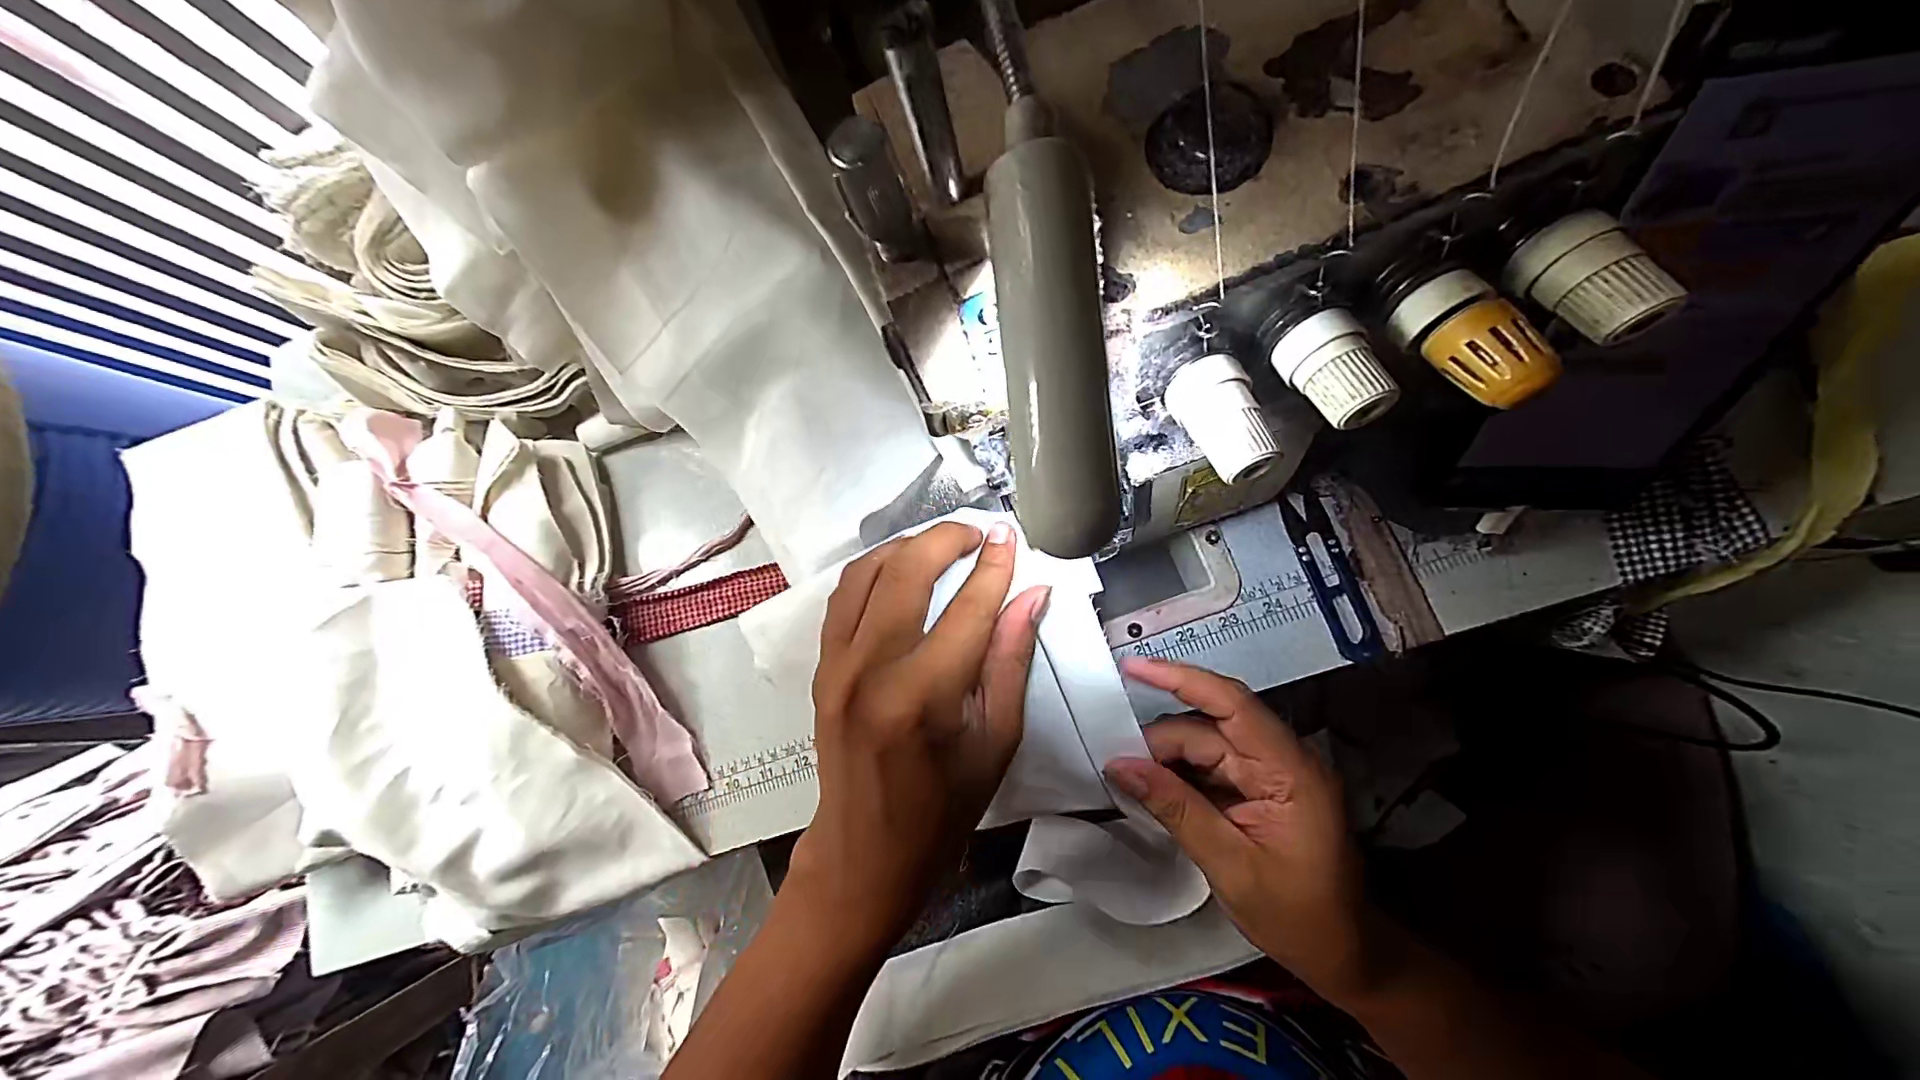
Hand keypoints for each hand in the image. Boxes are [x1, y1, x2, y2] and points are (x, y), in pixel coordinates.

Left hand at [790, 521, 1050, 944]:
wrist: (865, 852)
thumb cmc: (943, 810)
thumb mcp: (996, 741)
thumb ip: (1011, 660)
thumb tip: (1031, 595)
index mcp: (924, 696)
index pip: (968, 607)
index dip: (994, 566)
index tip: (1009, 538)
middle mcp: (872, 669)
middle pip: (908, 571)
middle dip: (947, 539)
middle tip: (978, 534)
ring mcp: (837, 665)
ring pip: (866, 573)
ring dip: (906, 546)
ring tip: (942, 545)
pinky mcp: (821, 668)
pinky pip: (844, 598)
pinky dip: (874, 571)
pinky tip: (900, 571)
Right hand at [1104, 657, 1380, 1002]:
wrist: (1345, 955)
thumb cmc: (1300, 917)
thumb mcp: (1231, 866)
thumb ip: (1176, 809)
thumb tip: (1122, 767)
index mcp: (1290, 771)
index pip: (1233, 704)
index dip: (1182, 679)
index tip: (1135, 667)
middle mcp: (1282, 760)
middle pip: (1209, 727)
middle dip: (1160, 742)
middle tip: (1118, 767)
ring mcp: (1271, 772)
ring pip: (1204, 744)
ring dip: (1166, 759)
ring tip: (1131, 780)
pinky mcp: (1260, 787)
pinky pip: (1210, 765)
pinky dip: (1179, 775)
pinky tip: (1155, 789)